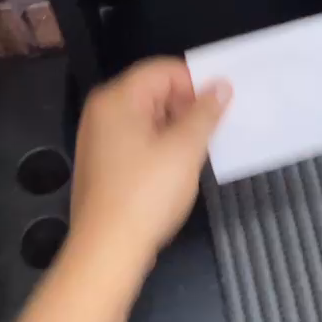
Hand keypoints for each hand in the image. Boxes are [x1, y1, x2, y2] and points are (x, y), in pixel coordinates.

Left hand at [69, 58, 229, 264]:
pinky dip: (160, 148)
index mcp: (117, 99)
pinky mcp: (103, 166)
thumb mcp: (184, 149)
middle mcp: (102, 113)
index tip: (223, 105)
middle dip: (187, 107)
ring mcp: (99, 140)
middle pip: (153, 92)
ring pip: (147, 120)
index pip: (163, 70)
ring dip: (177, 130)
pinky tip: (178, 169)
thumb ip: (205, 112)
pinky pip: (137, 142)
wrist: (107, 250)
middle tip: (216, 129)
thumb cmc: (146, 195)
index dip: (196, 82)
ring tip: (200, 151)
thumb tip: (220, 86)